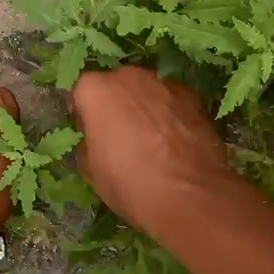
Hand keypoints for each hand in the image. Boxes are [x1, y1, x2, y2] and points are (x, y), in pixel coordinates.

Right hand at [70, 67, 237, 237]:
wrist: (190, 197)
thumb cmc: (129, 183)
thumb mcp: (90, 170)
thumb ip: (86, 141)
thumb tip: (95, 137)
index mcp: (94, 89)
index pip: (80, 93)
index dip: (84, 116)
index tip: (91, 137)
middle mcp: (127, 76)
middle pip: (114, 87)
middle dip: (115, 106)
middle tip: (121, 138)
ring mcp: (162, 83)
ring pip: (145, 92)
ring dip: (144, 109)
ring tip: (153, 142)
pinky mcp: (192, 96)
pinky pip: (171, 101)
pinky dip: (170, 115)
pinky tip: (175, 143)